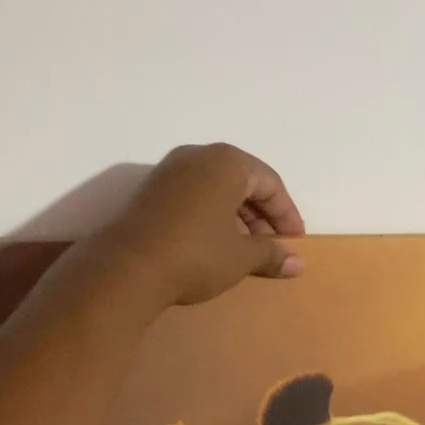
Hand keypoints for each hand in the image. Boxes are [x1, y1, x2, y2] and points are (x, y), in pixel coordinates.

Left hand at [90, 143, 305, 307]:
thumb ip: (271, 254)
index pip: (269, 183)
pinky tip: (212, 245)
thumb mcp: (239, 257)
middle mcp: (197, 156)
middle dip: (260, 216)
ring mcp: (169, 171)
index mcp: (227, 161)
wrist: (126, 268)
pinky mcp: (149, 191)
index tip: (294, 241)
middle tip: (271, 247)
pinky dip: (209, 217)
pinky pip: (192, 197)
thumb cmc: (194, 255)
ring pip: (214, 190)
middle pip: (241, 182)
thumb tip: (298, 263)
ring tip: (244, 250)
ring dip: (234, 218)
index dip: (286, 214)